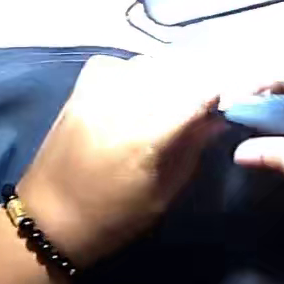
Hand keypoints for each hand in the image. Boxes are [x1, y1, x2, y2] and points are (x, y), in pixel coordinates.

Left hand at [16, 55, 223, 266]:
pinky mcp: (79, 91)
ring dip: (171, 74)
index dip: (222, 90)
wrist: (48, 221)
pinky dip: (136, 70)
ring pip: (148, 63)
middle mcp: (120, 106)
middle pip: (176, 71)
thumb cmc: (113, 219)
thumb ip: (192, 148)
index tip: (235, 96)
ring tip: (177, 94)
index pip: (197, 94)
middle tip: (209, 99)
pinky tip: (140, 90)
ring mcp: (96, 94)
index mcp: (145, 139)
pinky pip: (118, 64)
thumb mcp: (164, 194)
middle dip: (199, 80)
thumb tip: (218, 117)